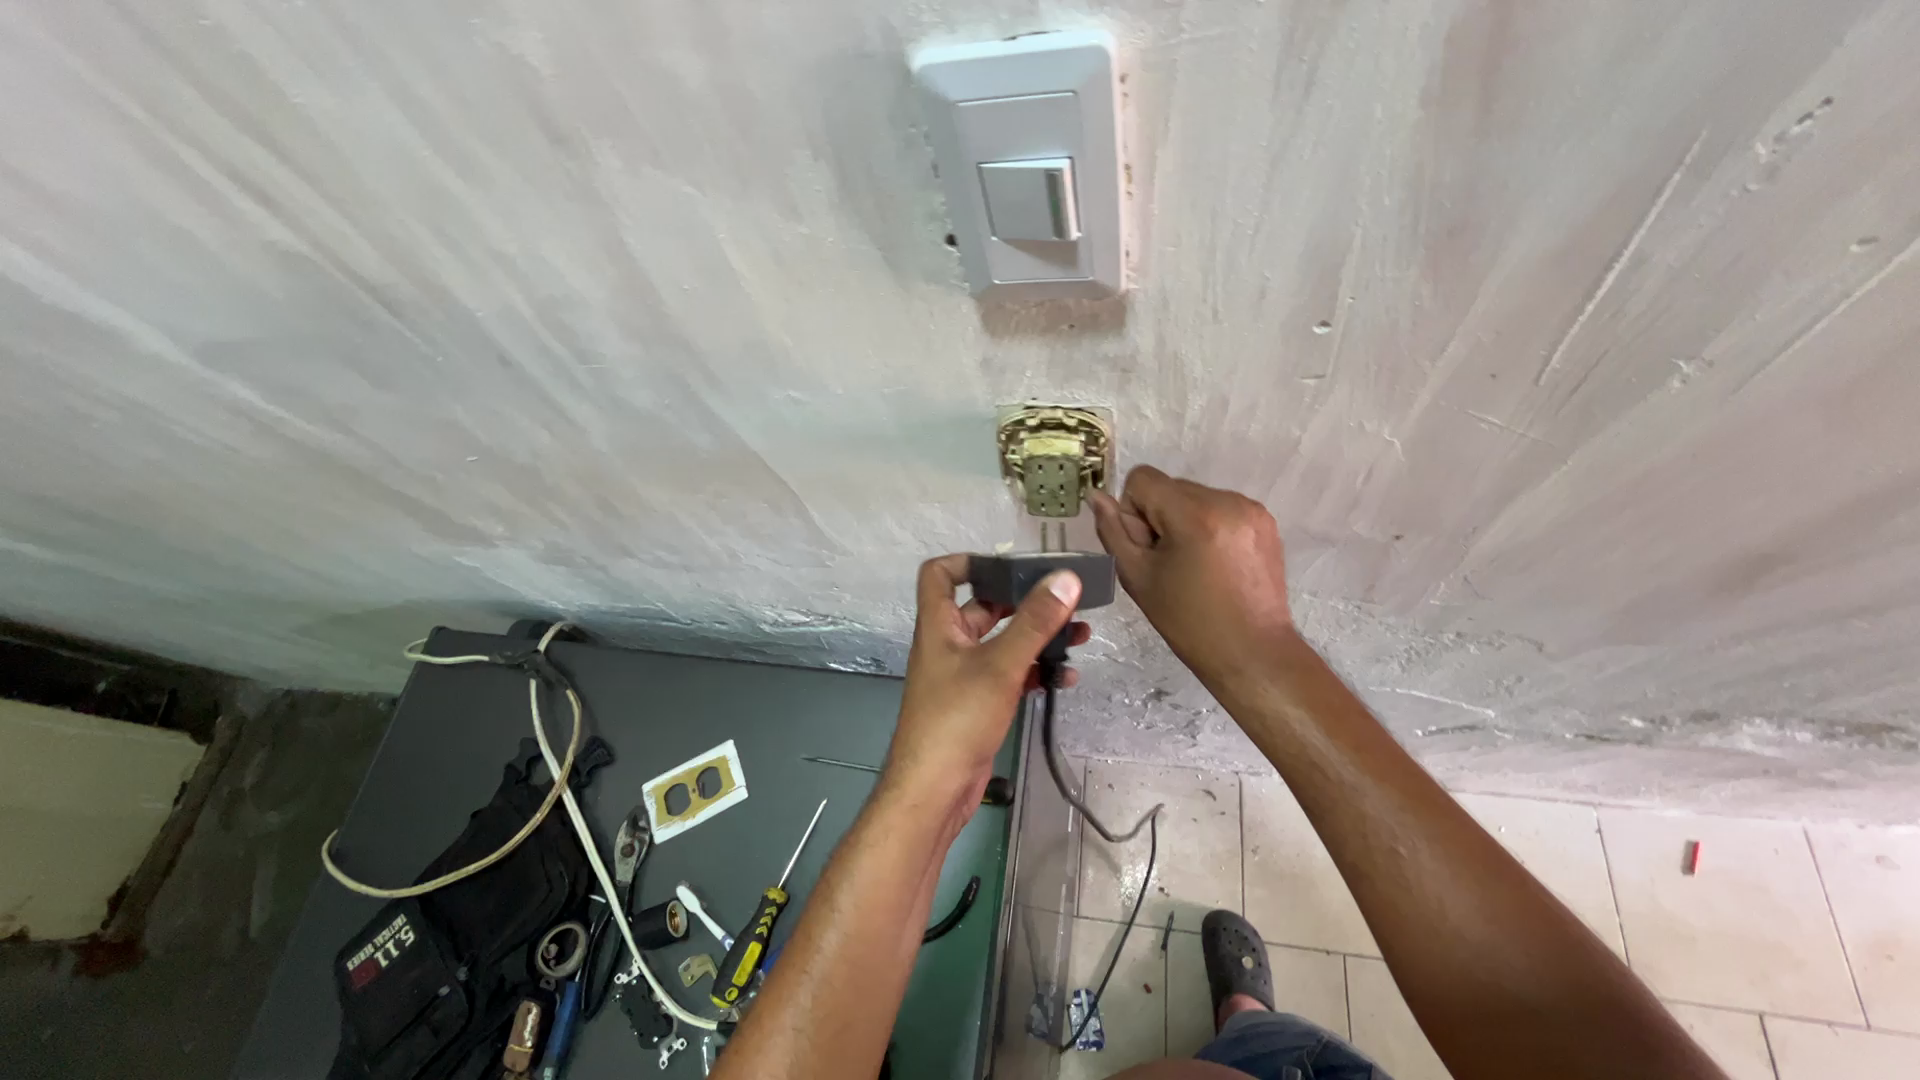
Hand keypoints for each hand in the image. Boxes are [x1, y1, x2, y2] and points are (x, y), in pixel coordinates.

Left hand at [882, 555, 1087, 822]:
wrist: (935, 789)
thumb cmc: (958, 718)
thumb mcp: (1000, 664)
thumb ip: (1034, 621)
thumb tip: (1065, 578)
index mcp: (940, 625)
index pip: (940, 573)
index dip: (969, 561)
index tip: (1009, 563)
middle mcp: (949, 644)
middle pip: (986, 607)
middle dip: (1025, 602)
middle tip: (1065, 599)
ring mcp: (964, 675)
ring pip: (1004, 643)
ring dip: (1038, 637)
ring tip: (1079, 636)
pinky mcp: (979, 702)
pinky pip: (1010, 674)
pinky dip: (1035, 671)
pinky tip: (1066, 677)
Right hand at [1091, 466, 1295, 690]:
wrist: (1251, 651)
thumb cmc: (1187, 621)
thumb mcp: (1138, 577)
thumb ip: (1113, 531)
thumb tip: (1096, 497)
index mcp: (1193, 514)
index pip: (1142, 479)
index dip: (1134, 512)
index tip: (1148, 548)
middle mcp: (1226, 501)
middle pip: (1170, 487)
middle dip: (1160, 517)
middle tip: (1168, 563)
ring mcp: (1250, 509)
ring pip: (1194, 497)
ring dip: (1184, 521)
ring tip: (1194, 565)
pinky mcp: (1265, 521)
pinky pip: (1220, 508)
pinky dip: (1209, 527)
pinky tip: (1215, 563)